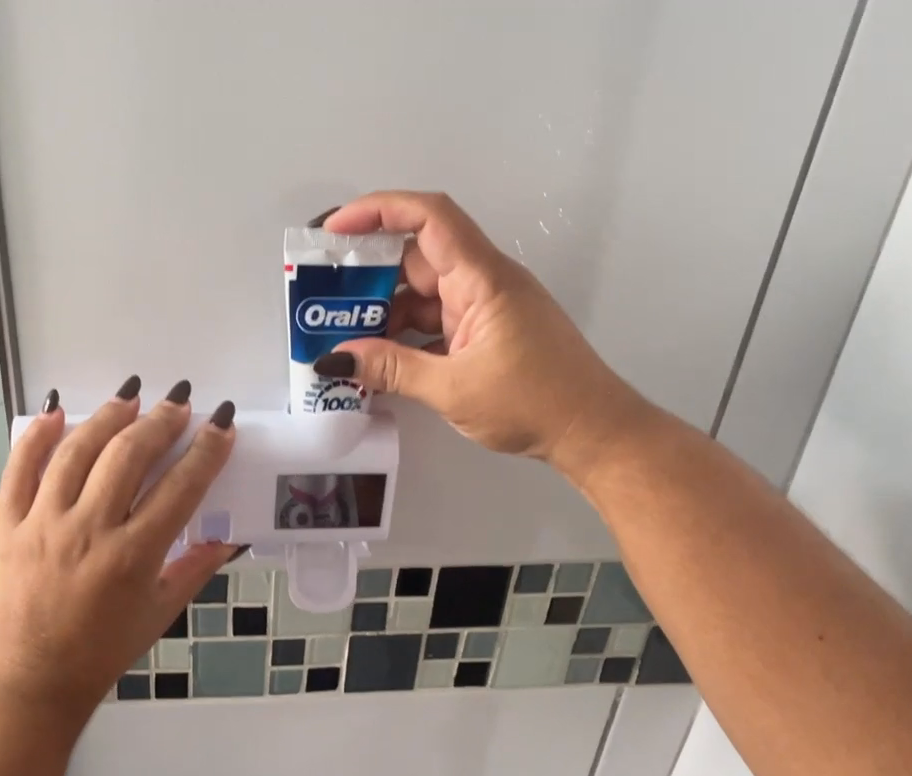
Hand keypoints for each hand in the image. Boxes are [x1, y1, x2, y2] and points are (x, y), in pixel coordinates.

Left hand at [0, 378, 240, 720]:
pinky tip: (57, 413)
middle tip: (180, 405)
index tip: (222, 425)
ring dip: (108, 417)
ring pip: (78, 452)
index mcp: (133, 557)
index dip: (206, 452)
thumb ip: (195, 568)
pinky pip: (19, 471)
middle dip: (161, 422)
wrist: (37, 676)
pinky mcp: (11, 525)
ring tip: (132, 397)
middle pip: (129, 457)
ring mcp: (44, 524)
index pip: (180, 489)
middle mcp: (89, 531)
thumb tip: (229, 536)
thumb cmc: (105, 649)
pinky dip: (36, 438)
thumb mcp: (161, 612)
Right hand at [314, 192, 650, 471]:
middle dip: (365, 272)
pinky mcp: (482, 333)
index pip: (429, 218)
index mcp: (483, 279)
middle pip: (415, 257)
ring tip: (338, 336)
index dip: (379, 211)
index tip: (334, 229)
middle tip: (320, 295)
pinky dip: (401, 335)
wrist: (591, 429)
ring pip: (420, 293)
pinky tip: (374, 358)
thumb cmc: (533, 402)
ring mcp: (482, 308)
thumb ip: (391, 369)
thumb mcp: (452, 389)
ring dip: (380, 312)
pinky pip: (431, 321)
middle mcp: (481, 282)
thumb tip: (334, 359)